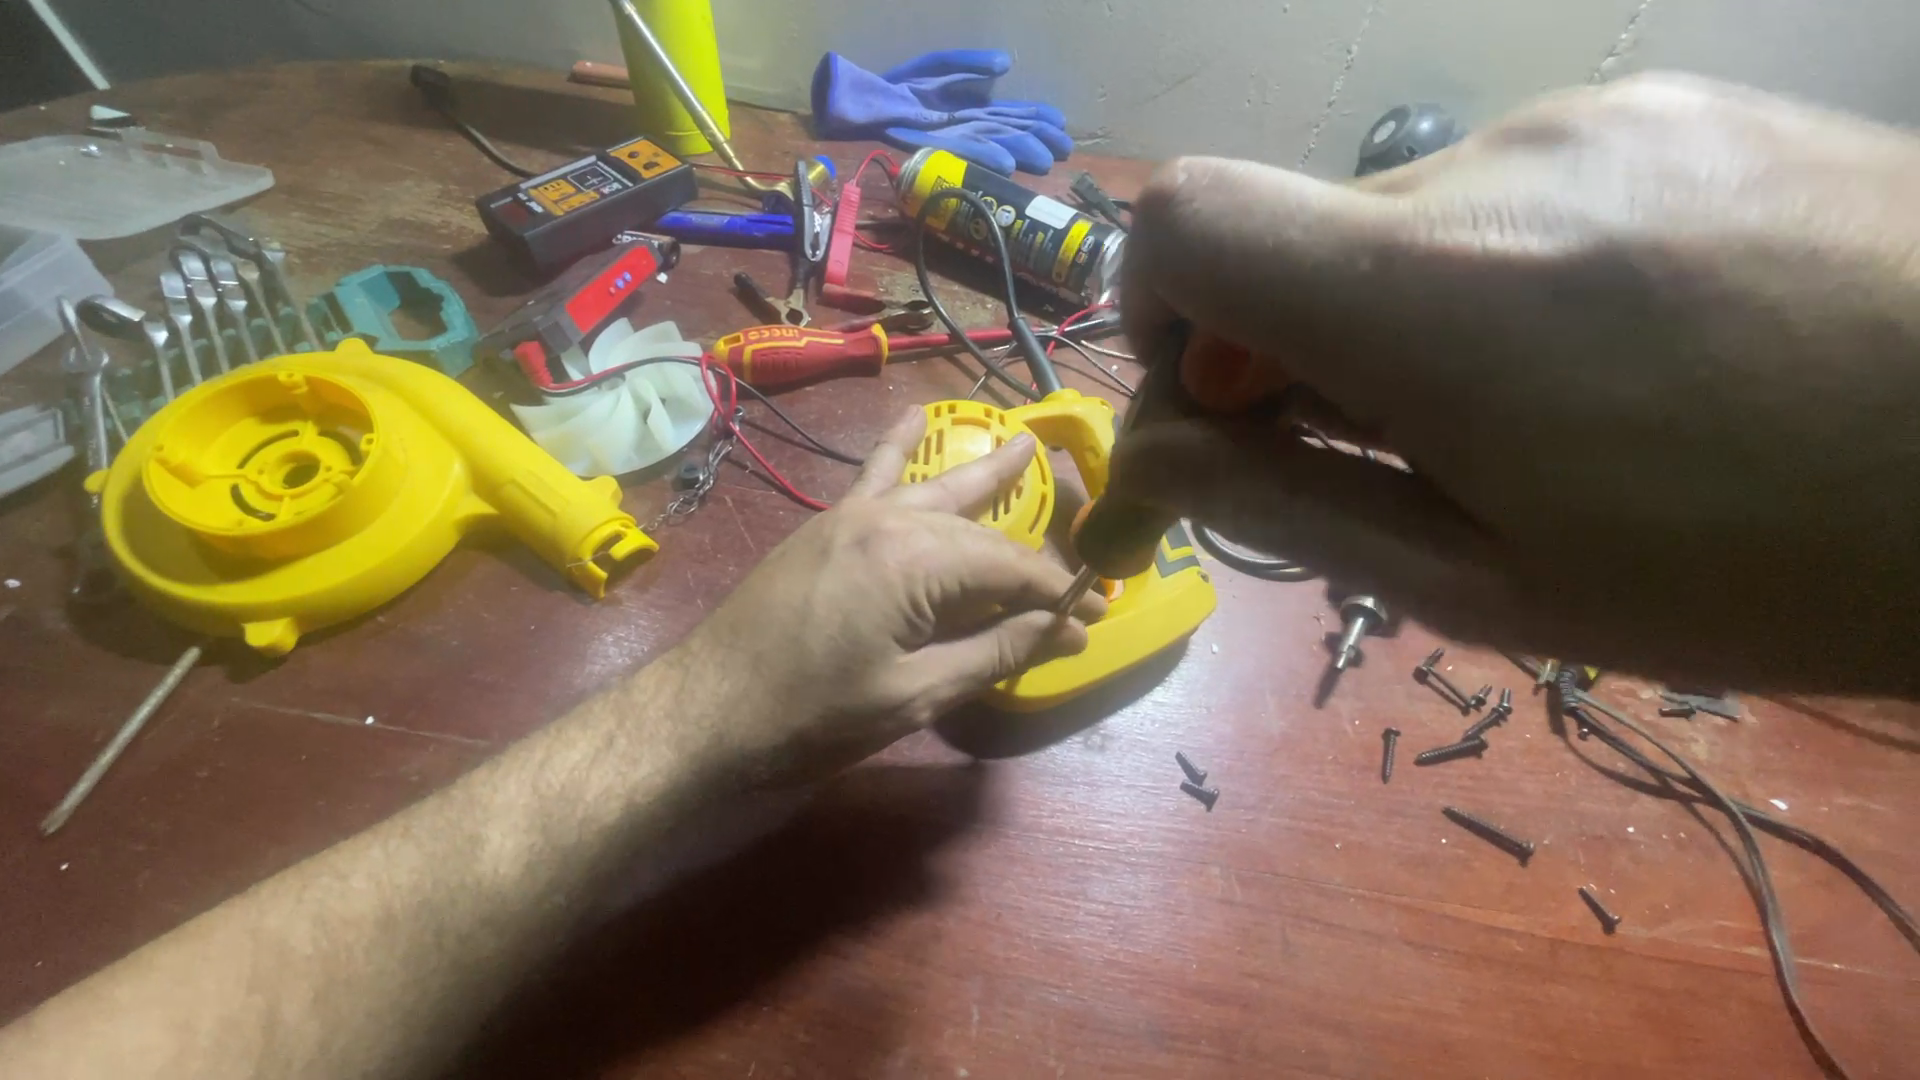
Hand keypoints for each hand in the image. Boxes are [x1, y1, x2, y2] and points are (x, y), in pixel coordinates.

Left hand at [675, 408, 1105, 780]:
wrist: (707, 709)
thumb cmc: (813, 715)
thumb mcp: (916, 693)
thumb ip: (995, 652)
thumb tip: (1070, 632)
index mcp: (916, 561)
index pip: (1012, 568)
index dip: (1059, 594)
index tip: (1099, 614)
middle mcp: (889, 519)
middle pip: (980, 533)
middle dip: (1030, 559)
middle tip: (1076, 581)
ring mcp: (852, 515)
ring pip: (936, 490)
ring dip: (983, 474)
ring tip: (1026, 445)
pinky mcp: (827, 525)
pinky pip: (873, 476)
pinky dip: (898, 447)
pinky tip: (914, 417)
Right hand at [1111, 73, 1919, 694]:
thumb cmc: (1756, 566)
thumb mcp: (1476, 581)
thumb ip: (1282, 501)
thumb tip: (1149, 455)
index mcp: (1429, 295)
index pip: (1183, 220)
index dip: (1148, 305)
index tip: (1204, 394)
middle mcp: (1487, 168)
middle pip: (1277, 237)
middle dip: (1263, 345)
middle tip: (1343, 446)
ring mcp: (1586, 121)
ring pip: (1376, 227)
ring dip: (1366, 320)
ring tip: (1480, 416)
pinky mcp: (1657, 111)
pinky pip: (1477, 199)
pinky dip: (1454, 282)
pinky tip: (1565, 356)